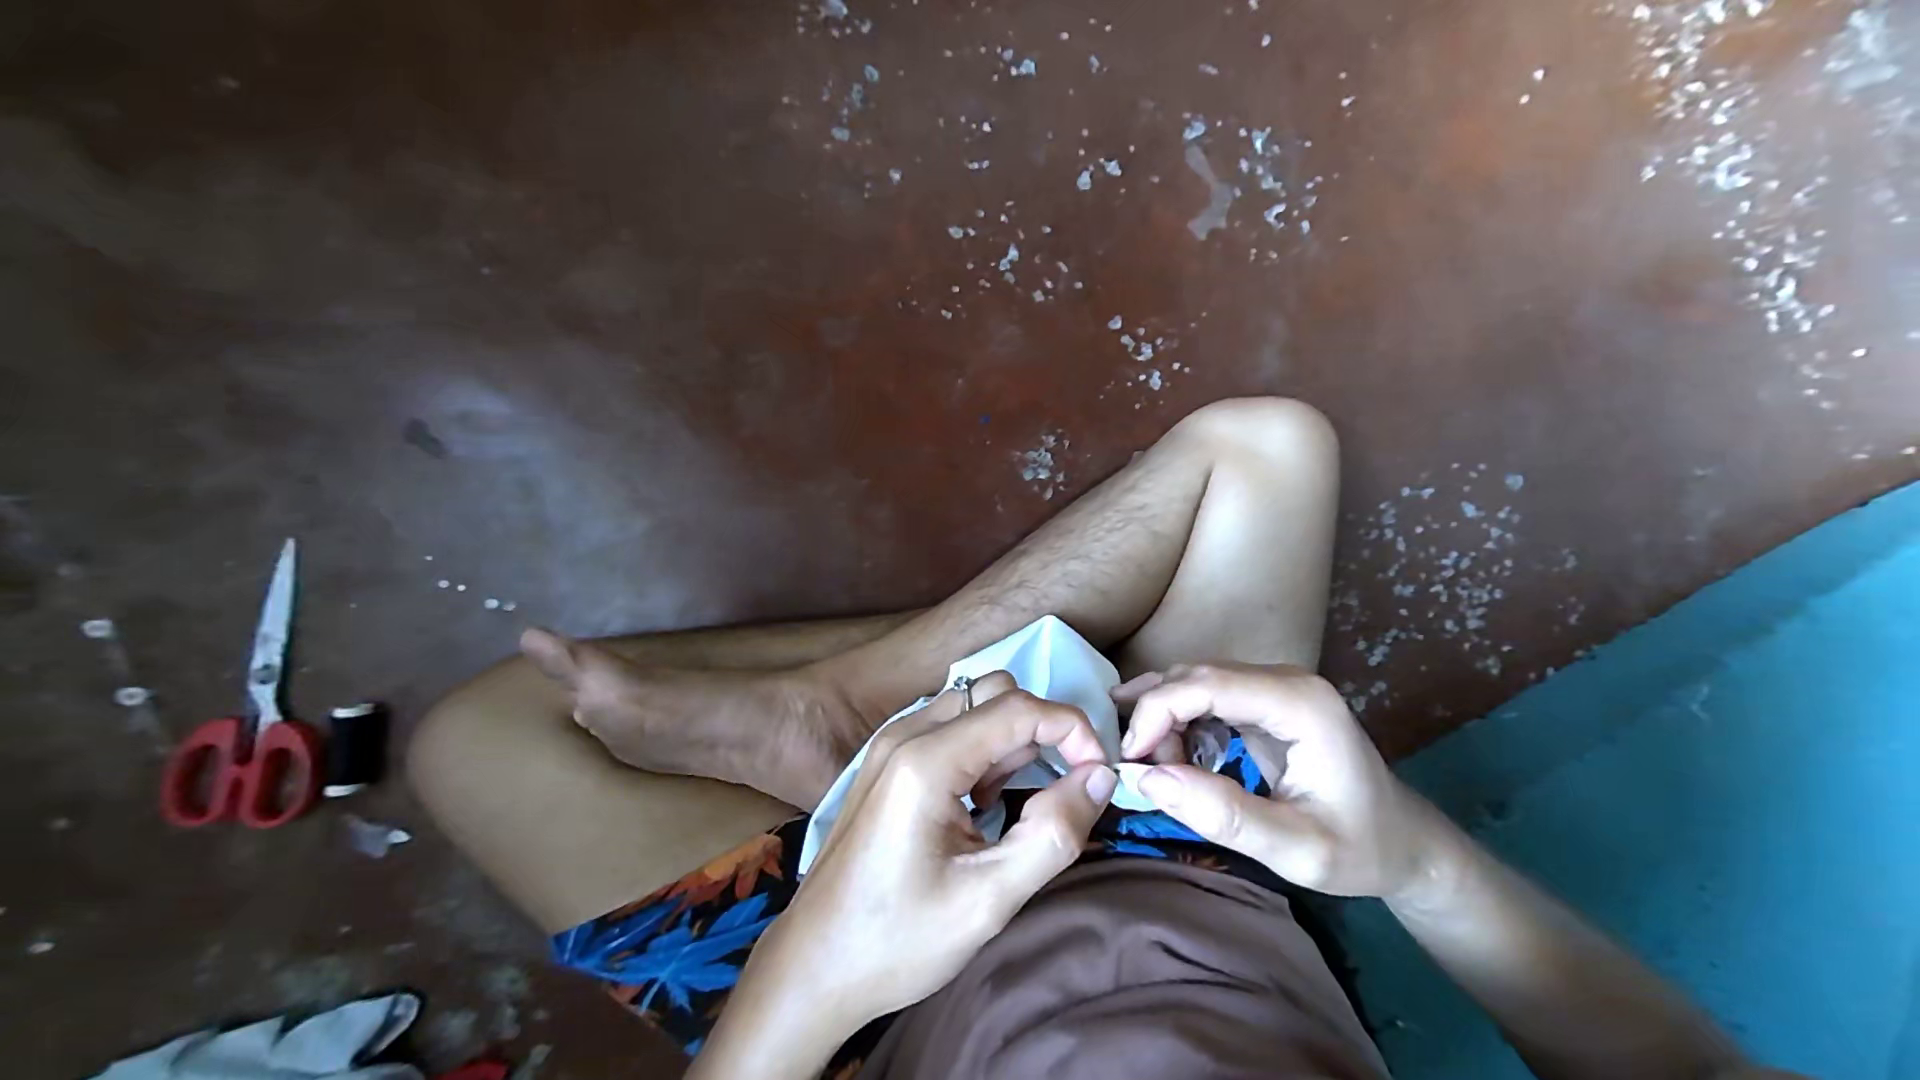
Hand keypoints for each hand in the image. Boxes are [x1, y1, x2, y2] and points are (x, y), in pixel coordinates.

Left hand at [754, 675, 1117, 1032]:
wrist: (813, 965)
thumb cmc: (898, 941)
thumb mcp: (989, 900)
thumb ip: (1054, 833)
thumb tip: (1100, 777)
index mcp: (926, 761)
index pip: (1019, 707)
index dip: (1072, 730)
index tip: (1098, 775)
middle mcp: (905, 734)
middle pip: (996, 692)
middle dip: (1038, 733)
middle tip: (1044, 797)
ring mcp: (890, 742)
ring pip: (973, 705)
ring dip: (1007, 744)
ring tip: (1000, 811)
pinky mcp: (886, 759)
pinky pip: (949, 727)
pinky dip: (980, 751)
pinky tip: (973, 806)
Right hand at [1119, 663, 1452, 899]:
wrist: (1406, 843)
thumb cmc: (1360, 850)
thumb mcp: (1296, 852)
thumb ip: (1225, 816)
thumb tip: (1148, 779)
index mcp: (1300, 704)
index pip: (1204, 684)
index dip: (1156, 712)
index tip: (1132, 760)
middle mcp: (1285, 679)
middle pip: (1193, 676)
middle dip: (1155, 717)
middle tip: (1141, 770)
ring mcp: (1275, 683)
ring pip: (1192, 680)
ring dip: (1163, 718)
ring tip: (1156, 765)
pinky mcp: (1264, 697)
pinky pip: (1204, 693)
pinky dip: (1177, 718)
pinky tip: (1166, 749)